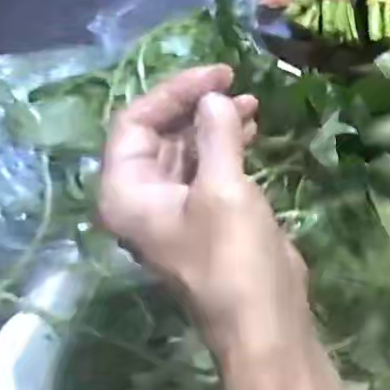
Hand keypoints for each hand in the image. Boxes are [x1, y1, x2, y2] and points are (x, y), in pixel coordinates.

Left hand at [97, 65, 312, 356]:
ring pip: (186, 150)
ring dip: (214, 122)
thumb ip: (215, 136)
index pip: (136, 123)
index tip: (219, 74)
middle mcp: (143, 197)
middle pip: (159, 134)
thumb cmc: (233, 254)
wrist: (263, 315)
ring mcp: (176, 207)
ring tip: (250, 102)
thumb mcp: (224, 189)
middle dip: (195, 104)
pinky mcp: (208, 215)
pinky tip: (250, 129)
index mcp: (127, 191)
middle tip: (235, 81)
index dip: (175, 92)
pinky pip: (209, 168)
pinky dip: (227, 145)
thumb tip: (215, 98)